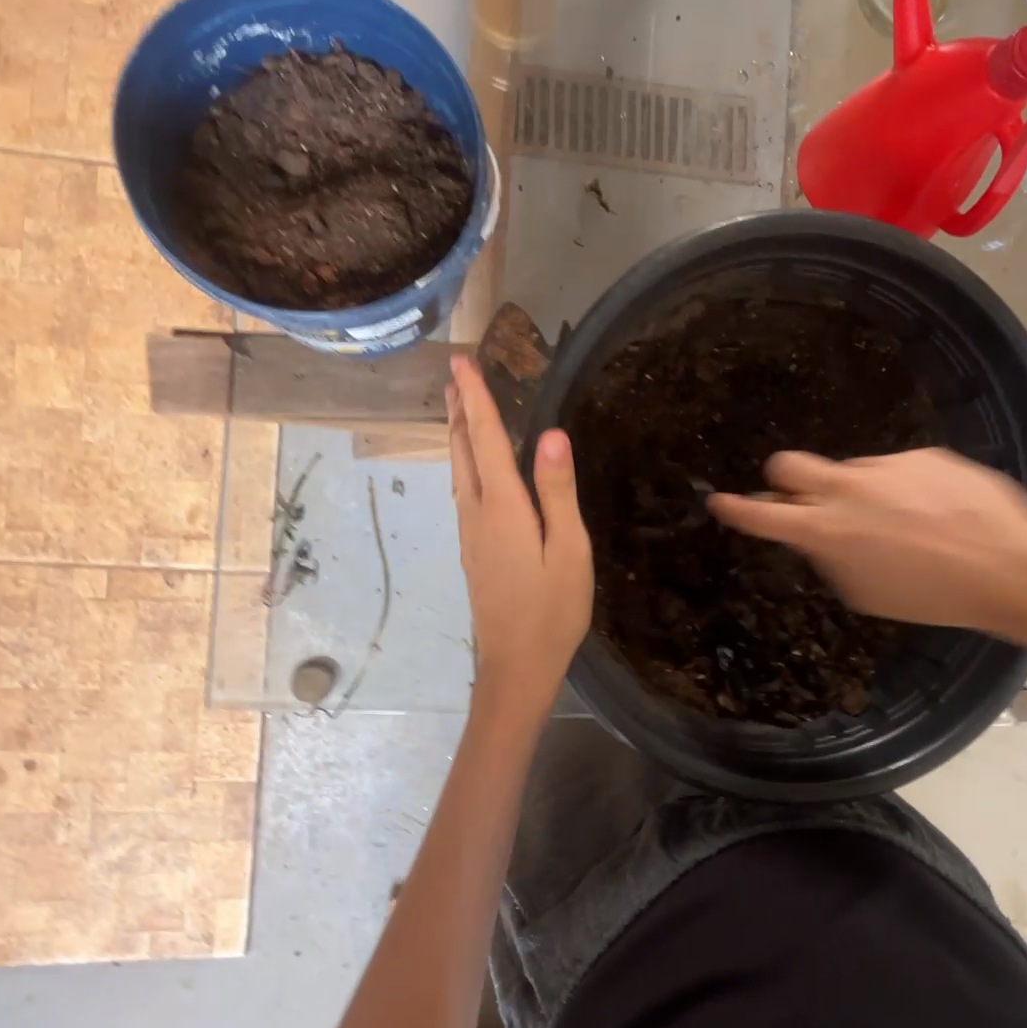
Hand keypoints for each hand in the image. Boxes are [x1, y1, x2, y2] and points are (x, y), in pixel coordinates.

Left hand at [447, 355, 593, 717]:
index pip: (486, 439)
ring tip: (462, 408)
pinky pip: (465, 491)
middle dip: (461, 410)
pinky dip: (467, 463)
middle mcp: (478, 514)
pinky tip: (474, 467)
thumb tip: (551, 435)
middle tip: (457, 374)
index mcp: (503, 507)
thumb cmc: (552, 611)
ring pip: (460, 471)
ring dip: (460, 435)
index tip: (463, 362)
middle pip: (464, 451)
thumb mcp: (569, 550)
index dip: (477, 399)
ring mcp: (471, 534)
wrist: (516, 666)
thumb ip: (557, 492)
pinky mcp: (474, 551)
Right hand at [707, 449, 1026, 629]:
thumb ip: (829, 558)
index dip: (735, 508)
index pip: (762, 513)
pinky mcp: (922, 455)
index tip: (719, 501)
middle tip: (798, 497)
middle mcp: (847, 489)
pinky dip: (902, 490)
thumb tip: (816, 540)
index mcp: (826, 529)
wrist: (1010, 568)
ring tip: (902, 524)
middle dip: (781, 478)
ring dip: (858, 494)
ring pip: (850, 472)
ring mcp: (886, 467)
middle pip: (787, 463)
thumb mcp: (865, 593)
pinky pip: (896, 470)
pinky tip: (935, 514)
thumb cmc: (933, 596)